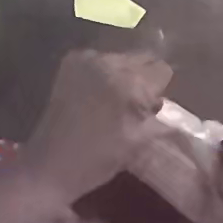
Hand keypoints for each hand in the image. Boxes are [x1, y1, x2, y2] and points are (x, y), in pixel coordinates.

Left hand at [20, 49, 172, 205]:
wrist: (49, 164)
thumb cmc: (97, 159)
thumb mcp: (138, 142)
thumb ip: (159, 119)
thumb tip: (173, 111)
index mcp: (128, 82)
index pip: (161, 70)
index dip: (160, 89)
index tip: (152, 108)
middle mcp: (107, 62)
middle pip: (141, 59)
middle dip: (143, 80)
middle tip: (134, 107)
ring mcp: (85, 59)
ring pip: (120, 59)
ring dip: (122, 76)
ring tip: (112, 103)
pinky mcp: (69, 63)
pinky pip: (99, 60)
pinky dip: (102, 74)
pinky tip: (95, 96)